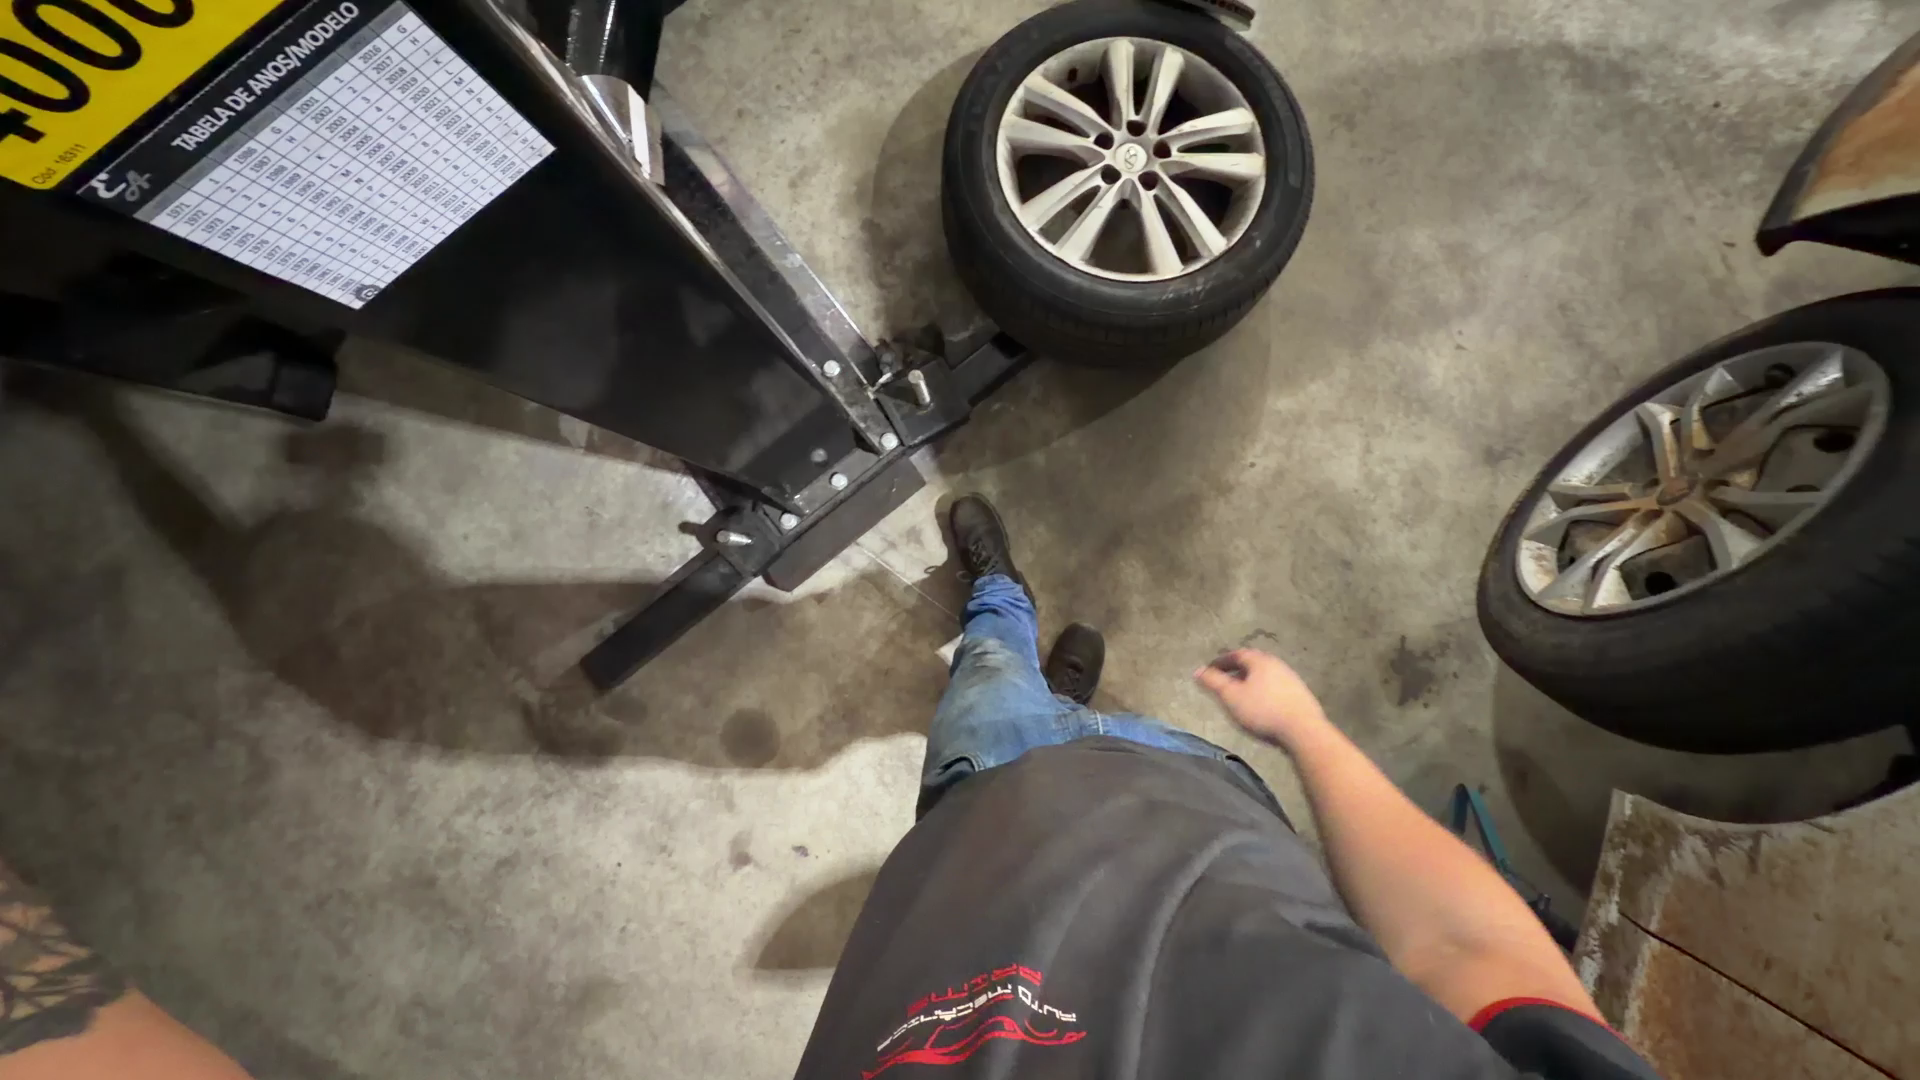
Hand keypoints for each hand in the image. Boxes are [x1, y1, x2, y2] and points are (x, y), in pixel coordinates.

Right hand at [1194, 648, 1330, 749]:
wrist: (1304, 731)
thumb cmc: (1263, 711)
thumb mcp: (1231, 696)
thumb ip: (1213, 682)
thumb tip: (1197, 670)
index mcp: (1260, 661)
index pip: (1236, 654)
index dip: (1221, 661)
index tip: (1210, 669)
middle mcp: (1277, 664)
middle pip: (1252, 663)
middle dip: (1236, 670)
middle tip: (1224, 679)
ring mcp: (1291, 679)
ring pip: (1265, 675)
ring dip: (1251, 681)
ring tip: (1240, 693)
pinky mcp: (1300, 695)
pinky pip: (1275, 686)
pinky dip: (1263, 690)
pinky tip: (1261, 704)